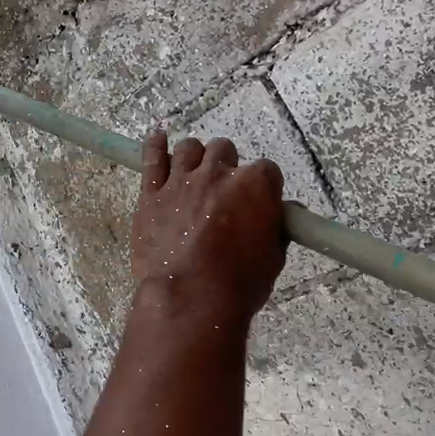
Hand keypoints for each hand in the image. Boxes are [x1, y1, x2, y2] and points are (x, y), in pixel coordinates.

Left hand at [131, 131, 287, 320]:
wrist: (190, 297)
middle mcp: (216, 174)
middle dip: (225, 166)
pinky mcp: (150, 194)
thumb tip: (284, 210)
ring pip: (188, 149)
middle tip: (221, 189)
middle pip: (223, 151)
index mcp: (254, 185)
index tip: (255, 200)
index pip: (265, 169)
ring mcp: (180, 181)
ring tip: (193, 171)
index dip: (261, 185)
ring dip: (194, 157)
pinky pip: (151, 159)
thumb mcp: (273, 256)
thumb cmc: (239, 283)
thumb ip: (274, 225)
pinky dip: (154, 146)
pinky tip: (157, 138)